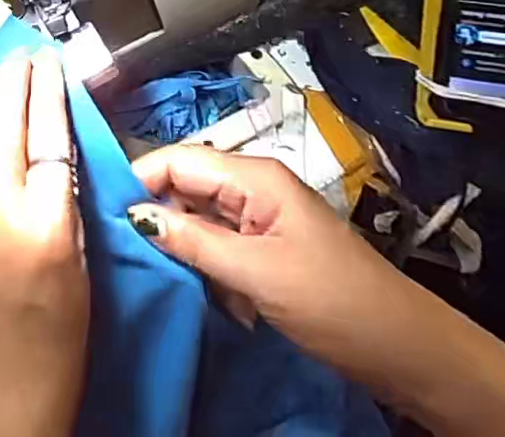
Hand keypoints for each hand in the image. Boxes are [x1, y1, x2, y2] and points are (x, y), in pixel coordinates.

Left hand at [0, 51, 87, 436]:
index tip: (49, 60)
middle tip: (22, 56)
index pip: (49, 132)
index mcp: (45, 222)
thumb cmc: (54, 334)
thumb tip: (54, 137)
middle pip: (3, 119)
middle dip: (14, 77)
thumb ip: (64, 193)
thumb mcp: (79, 258)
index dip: (49, 87)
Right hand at [127, 147, 409, 365]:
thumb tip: (135, 215)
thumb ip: (194, 241)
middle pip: (186, 183)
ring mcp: (258, 215)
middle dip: (154, 210)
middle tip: (120, 245)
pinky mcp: (263, 243)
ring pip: (198, 213)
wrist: (399, 345)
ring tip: (150, 267)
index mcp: (254, 176)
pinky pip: (216, 239)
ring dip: (177, 239)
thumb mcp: (255, 272)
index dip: (140, 177)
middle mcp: (252, 185)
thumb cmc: (331, 300)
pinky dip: (201, 259)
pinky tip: (192, 283)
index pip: (180, 159)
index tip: (105, 210)